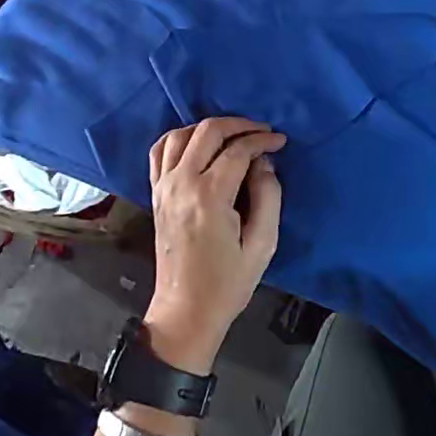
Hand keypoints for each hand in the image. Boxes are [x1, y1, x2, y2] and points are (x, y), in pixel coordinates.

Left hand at [143, 117, 285, 375]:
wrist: (186, 311)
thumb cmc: (228, 282)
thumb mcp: (263, 244)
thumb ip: (268, 196)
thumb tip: (263, 163)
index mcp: (210, 196)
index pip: (238, 150)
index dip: (262, 140)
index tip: (280, 141)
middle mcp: (181, 183)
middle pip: (208, 131)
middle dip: (239, 125)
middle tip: (261, 132)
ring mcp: (163, 187)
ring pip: (181, 134)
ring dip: (209, 128)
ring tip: (233, 136)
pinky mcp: (155, 193)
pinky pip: (160, 151)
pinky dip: (180, 138)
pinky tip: (198, 144)